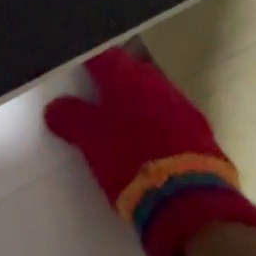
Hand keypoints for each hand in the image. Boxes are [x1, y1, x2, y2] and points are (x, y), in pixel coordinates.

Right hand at [44, 48, 255, 255]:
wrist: (186, 197)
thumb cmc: (129, 160)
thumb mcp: (90, 141)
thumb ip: (71, 119)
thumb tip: (55, 106)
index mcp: (127, 80)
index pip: (104, 57)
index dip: (89, 61)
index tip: (78, 70)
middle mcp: (157, 84)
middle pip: (133, 71)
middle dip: (116, 80)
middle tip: (98, 96)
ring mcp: (182, 106)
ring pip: (154, 93)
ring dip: (139, 102)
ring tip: (123, 122)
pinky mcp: (200, 131)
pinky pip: (172, 117)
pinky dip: (157, 124)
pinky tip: (150, 142)